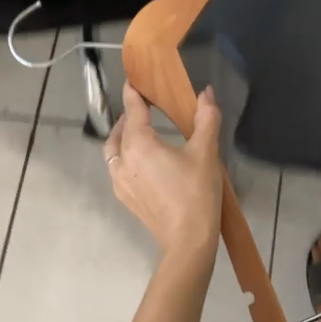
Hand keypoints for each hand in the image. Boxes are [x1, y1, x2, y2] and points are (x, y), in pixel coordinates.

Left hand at [103, 84, 223, 261]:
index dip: (133, 94)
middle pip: (119, 130)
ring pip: (114, 151)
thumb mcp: (205, 152)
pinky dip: (126, 155)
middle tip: (144, 104)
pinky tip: (144, 159)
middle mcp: (123, 161)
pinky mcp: (125, 198)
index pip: (133, 111)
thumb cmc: (196, 192)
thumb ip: (206, 118)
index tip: (134, 80)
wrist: (187, 241)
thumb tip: (206, 93)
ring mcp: (120, 182)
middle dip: (129, 115)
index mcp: (139, 145)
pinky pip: (118, 167)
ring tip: (142, 129)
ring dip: (124, 136)